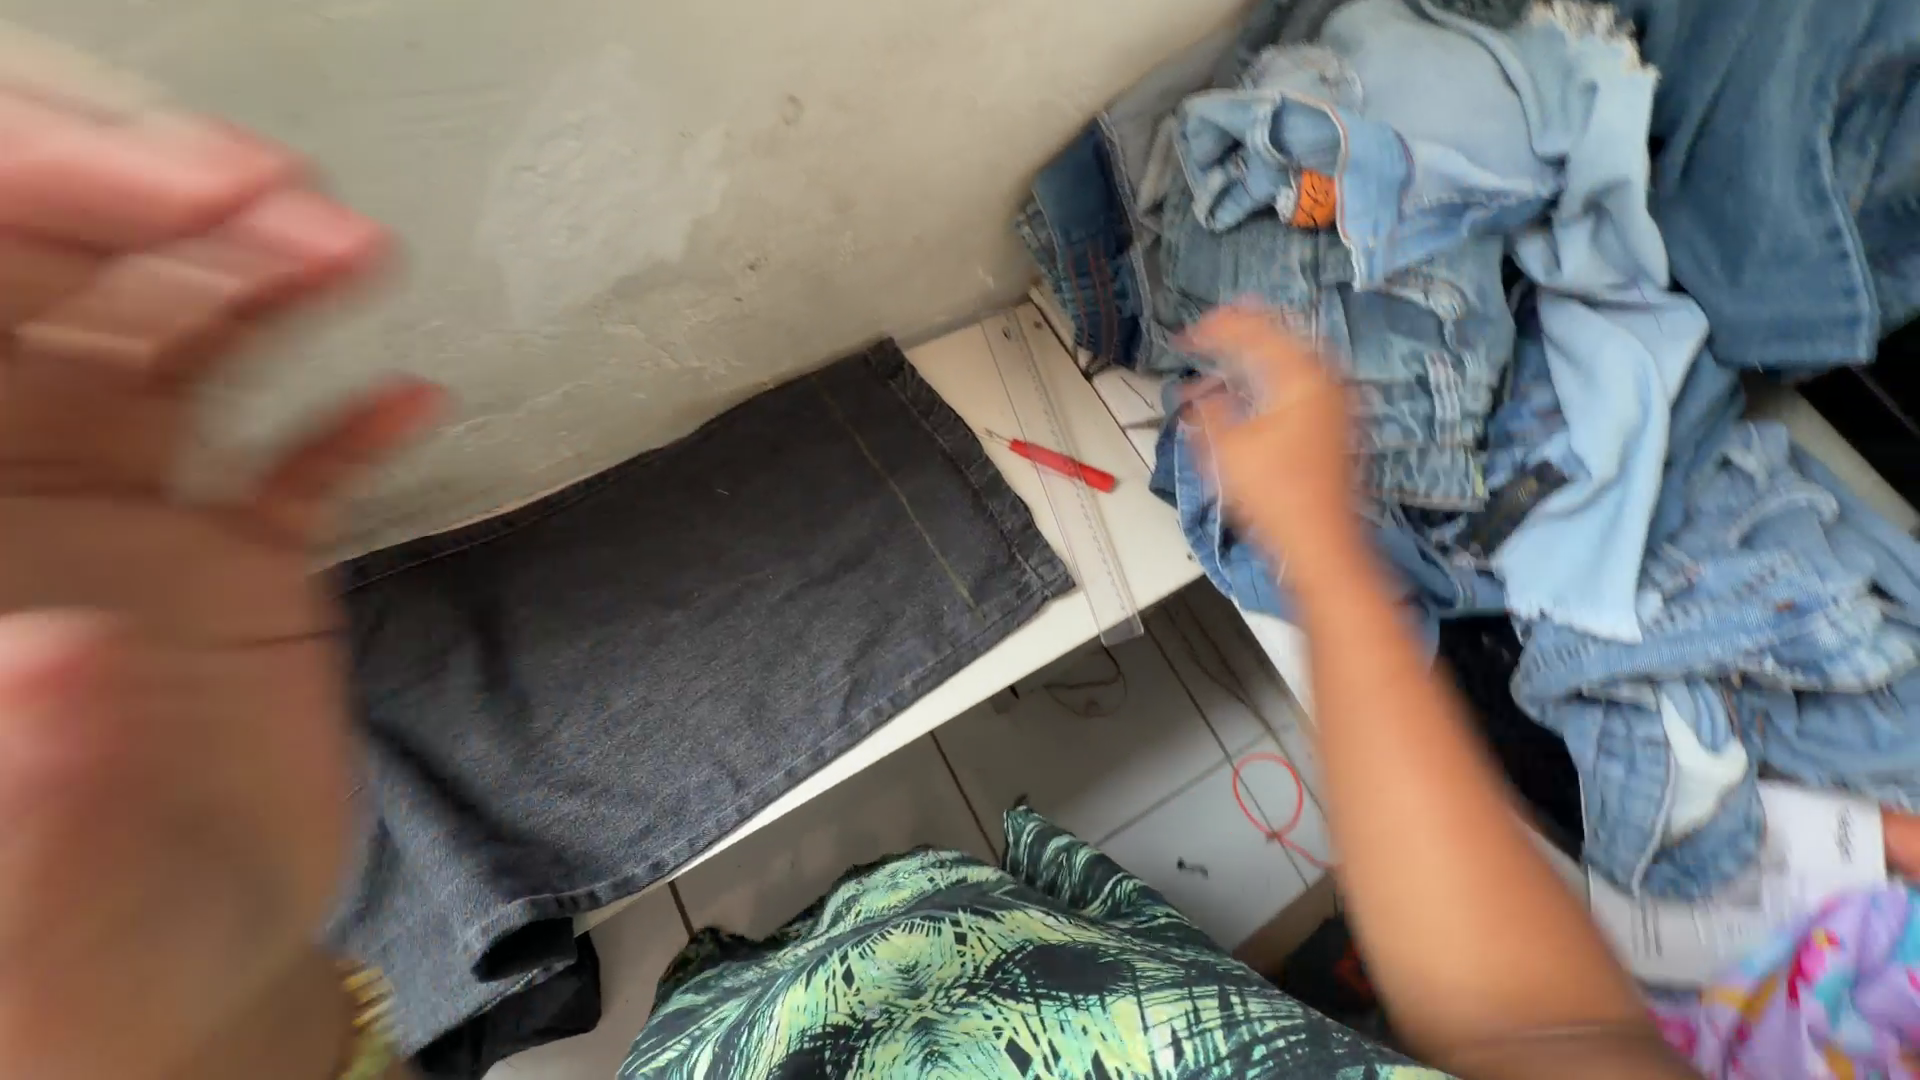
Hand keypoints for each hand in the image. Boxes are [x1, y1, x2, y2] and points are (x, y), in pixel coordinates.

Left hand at [0, 86, 438, 1079]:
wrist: (173, 975)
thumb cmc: (61, 958)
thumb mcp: (28, 904)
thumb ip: (24, 783)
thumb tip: (55, 645)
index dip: (30, 228)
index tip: (170, 197)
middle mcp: (4, 504)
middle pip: (46, 308)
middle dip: (157, 229)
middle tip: (289, 198)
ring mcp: (132, 528)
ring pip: (174, 358)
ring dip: (263, 292)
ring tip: (358, 253)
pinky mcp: (244, 563)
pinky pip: (297, 466)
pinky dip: (351, 424)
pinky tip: (413, 400)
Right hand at [1183, 304, 1364, 571]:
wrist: (1318, 540)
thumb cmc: (1274, 496)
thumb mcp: (1225, 451)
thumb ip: (1208, 412)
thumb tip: (1197, 395)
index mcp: (1301, 379)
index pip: (1256, 335)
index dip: (1218, 329)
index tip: (1190, 333)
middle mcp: (1327, 383)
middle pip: (1285, 338)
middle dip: (1247, 330)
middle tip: (1217, 324)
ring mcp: (1337, 405)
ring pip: (1298, 360)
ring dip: (1264, 351)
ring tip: (1236, 346)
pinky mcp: (1337, 426)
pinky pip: (1306, 382)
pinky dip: (1279, 375)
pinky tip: (1262, 385)